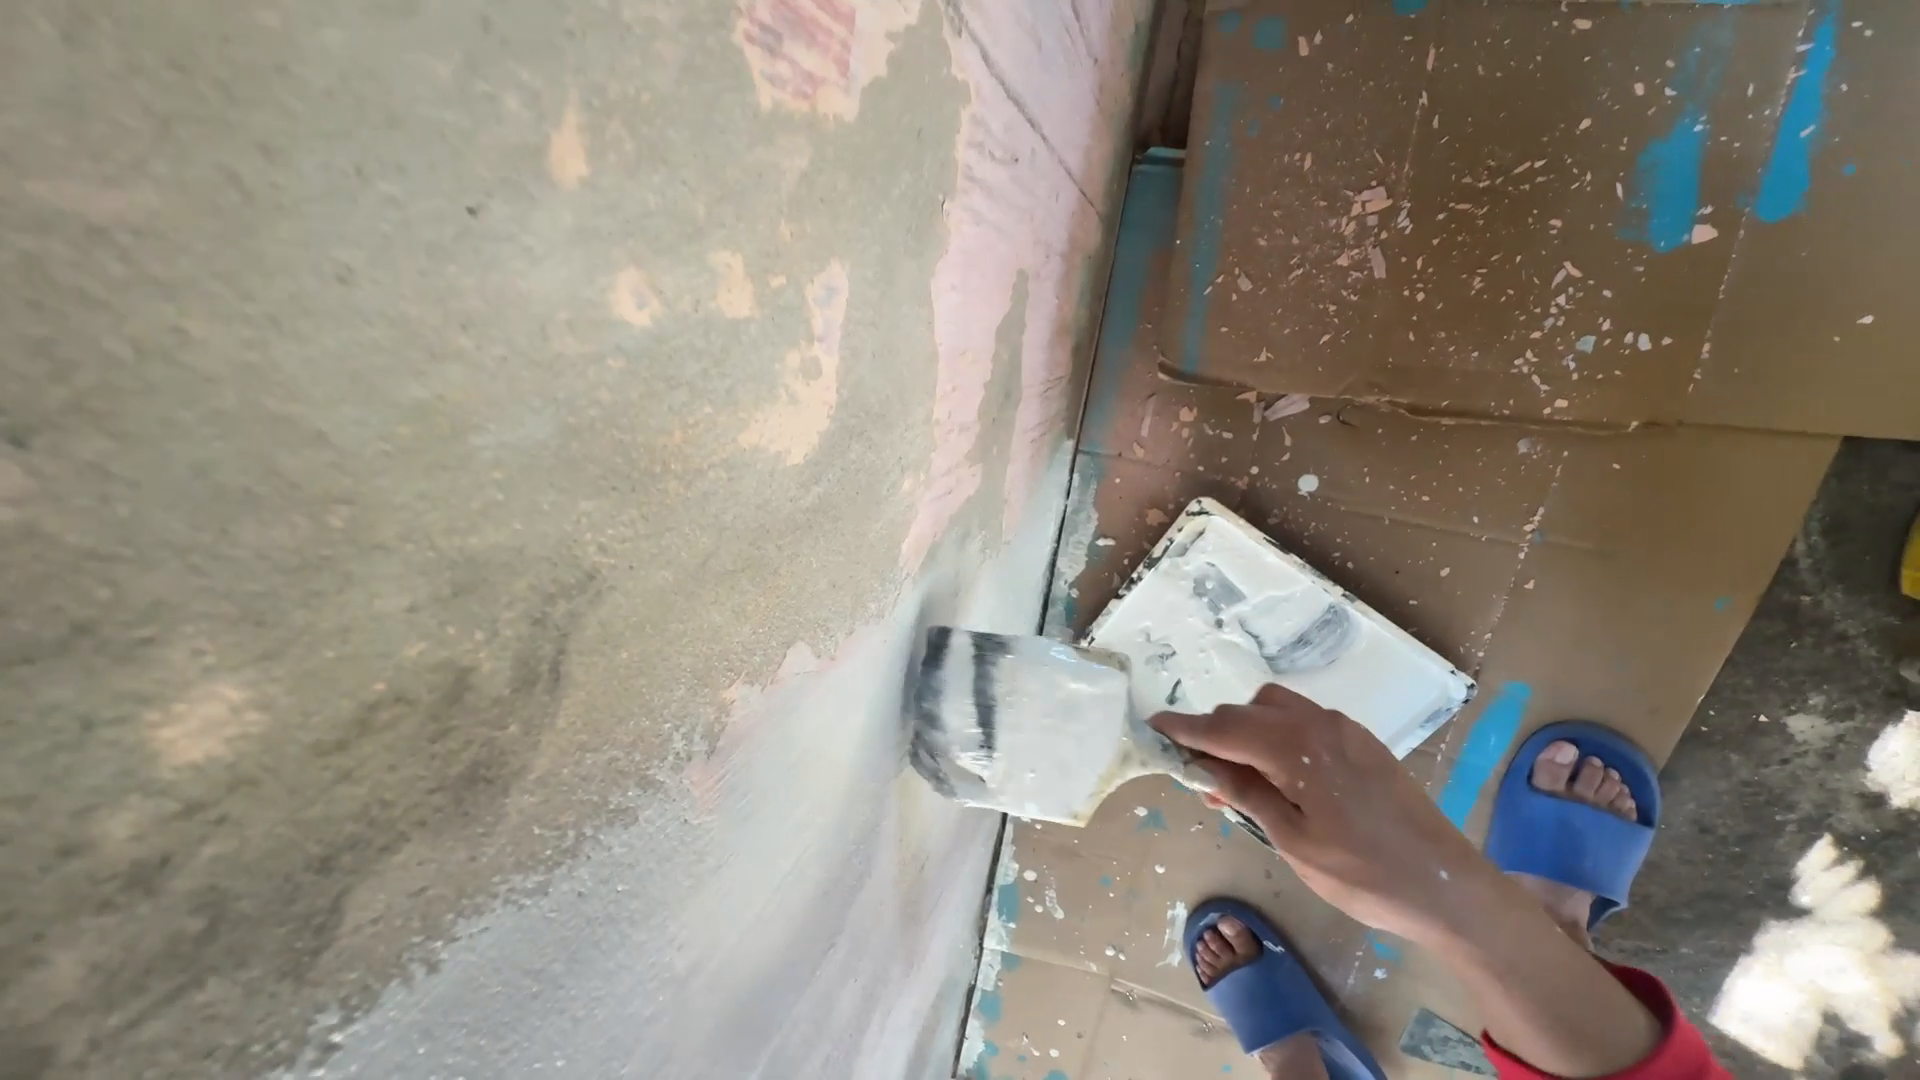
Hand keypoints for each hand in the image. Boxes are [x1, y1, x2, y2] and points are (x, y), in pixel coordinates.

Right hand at [1152, 684, 1501, 946]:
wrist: (1449, 888)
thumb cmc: (1364, 874)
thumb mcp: (1293, 841)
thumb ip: (1245, 794)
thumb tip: (1203, 765)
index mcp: (1296, 747)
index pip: (1223, 728)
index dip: (1184, 728)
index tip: (1152, 725)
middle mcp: (1318, 724)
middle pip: (1247, 712)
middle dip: (1214, 733)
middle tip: (1197, 773)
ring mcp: (1344, 729)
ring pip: (1276, 708)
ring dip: (1247, 729)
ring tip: (1239, 774)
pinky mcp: (1361, 742)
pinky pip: (1304, 720)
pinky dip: (1277, 734)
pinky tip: (1280, 773)